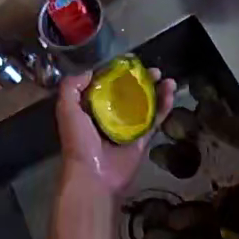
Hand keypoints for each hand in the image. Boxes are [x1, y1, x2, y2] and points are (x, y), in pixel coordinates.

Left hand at [55, 68, 174, 195]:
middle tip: (154, 70)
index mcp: (91, 109)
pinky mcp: (142, 140)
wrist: (94, 176)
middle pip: (129, 93)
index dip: (119, 73)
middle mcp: (110, 117)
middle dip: (142, 81)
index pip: (106, 86)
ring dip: (157, 91)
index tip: (131, 63)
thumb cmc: (79, 142)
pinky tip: (171, 93)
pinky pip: (155, 120)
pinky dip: (164, 107)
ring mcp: (128, 128)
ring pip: (145, 105)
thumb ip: (71, 88)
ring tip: (167, 79)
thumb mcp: (67, 111)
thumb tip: (90, 71)